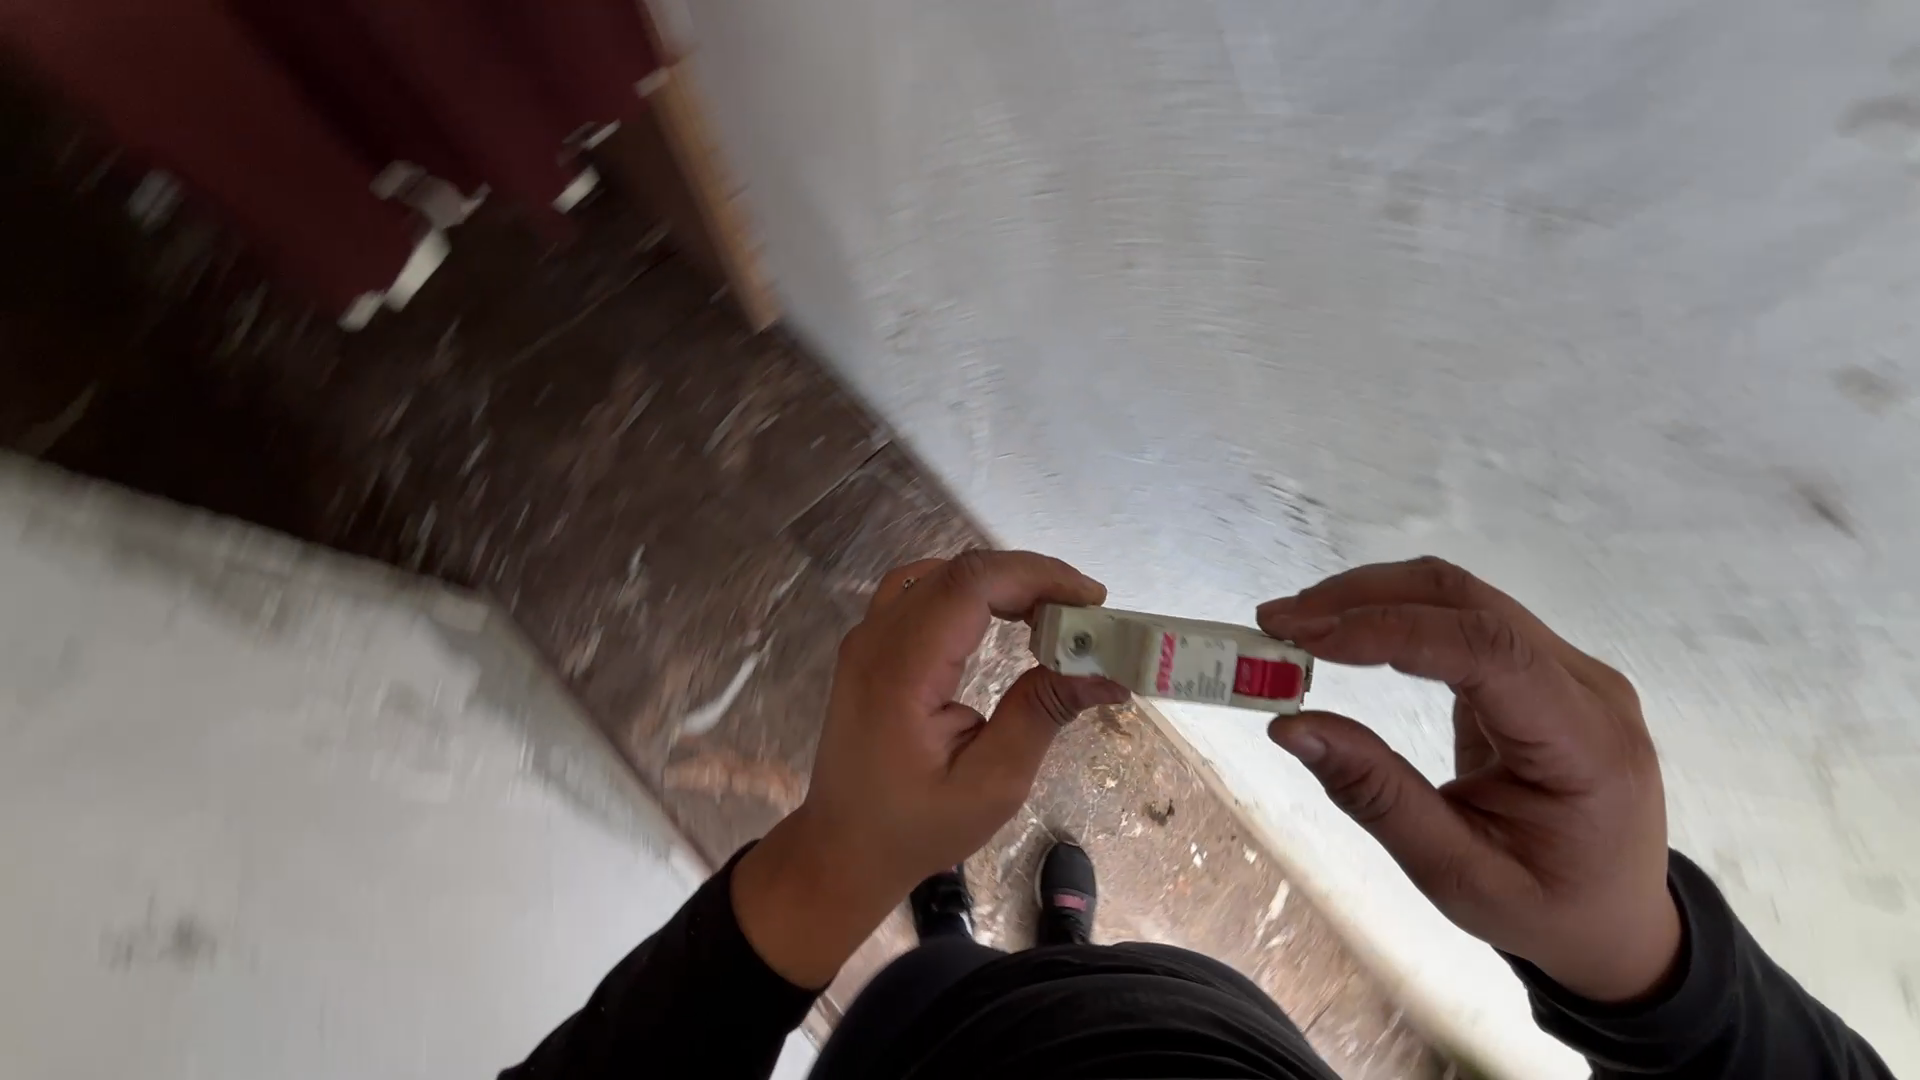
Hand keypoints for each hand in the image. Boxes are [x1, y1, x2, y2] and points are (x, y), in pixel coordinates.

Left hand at [734, 550, 1129, 987]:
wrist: (844, 845)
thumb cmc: (915, 827)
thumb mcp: (991, 785)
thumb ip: (1041, 715)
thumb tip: (1105, 672)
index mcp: (899, 670)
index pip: (969, 585)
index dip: (1035, 577)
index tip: (1091, 601)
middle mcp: (875, 639)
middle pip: (958, 572)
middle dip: (1029, 579)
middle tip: (1082, 612)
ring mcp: (866, 637)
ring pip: (940, 573)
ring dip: (1000, 582)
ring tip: (1049, 612)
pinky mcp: (870, 645)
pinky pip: (921, 590)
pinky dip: (970, 590)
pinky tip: (998, 613)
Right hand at [1257, 557, 1680, 1002]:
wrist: (1617, 917)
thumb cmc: (1544, 908)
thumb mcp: (1454, 874)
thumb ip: (1376, 797)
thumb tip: (1289, 726)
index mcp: (1585, 744)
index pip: (1487, 650)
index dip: (1387, 630)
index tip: (1300, 638)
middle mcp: (1585, 685)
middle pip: (1466, 600)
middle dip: (1361, 599)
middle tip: (1277, 622)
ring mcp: (1565, 667)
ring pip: (1456, 593)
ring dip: (1367, 596)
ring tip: (1294, 622)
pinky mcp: (1535, 664)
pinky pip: (1455, 613)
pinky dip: (1386, 610)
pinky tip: (1339, 631)